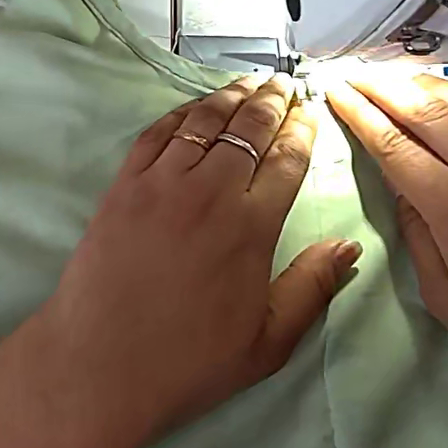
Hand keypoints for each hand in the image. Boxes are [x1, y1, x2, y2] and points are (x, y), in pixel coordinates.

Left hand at [40, 71, 361, 433]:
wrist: (98, 365)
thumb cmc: (187, 362)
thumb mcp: (267, 343)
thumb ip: (311, 288)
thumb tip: (349, 246)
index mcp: (250, 228)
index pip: (286, 160)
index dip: (302, 129)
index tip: (310, 109)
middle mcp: (209, 192)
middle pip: (249, 128)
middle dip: (273, 99)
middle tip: (284, 82)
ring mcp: (161, 182)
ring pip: (205, 121)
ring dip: (231, 95)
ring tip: (249, 81)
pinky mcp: (124, 184)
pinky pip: (157, 133)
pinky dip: (182, 113)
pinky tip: (196, 107)